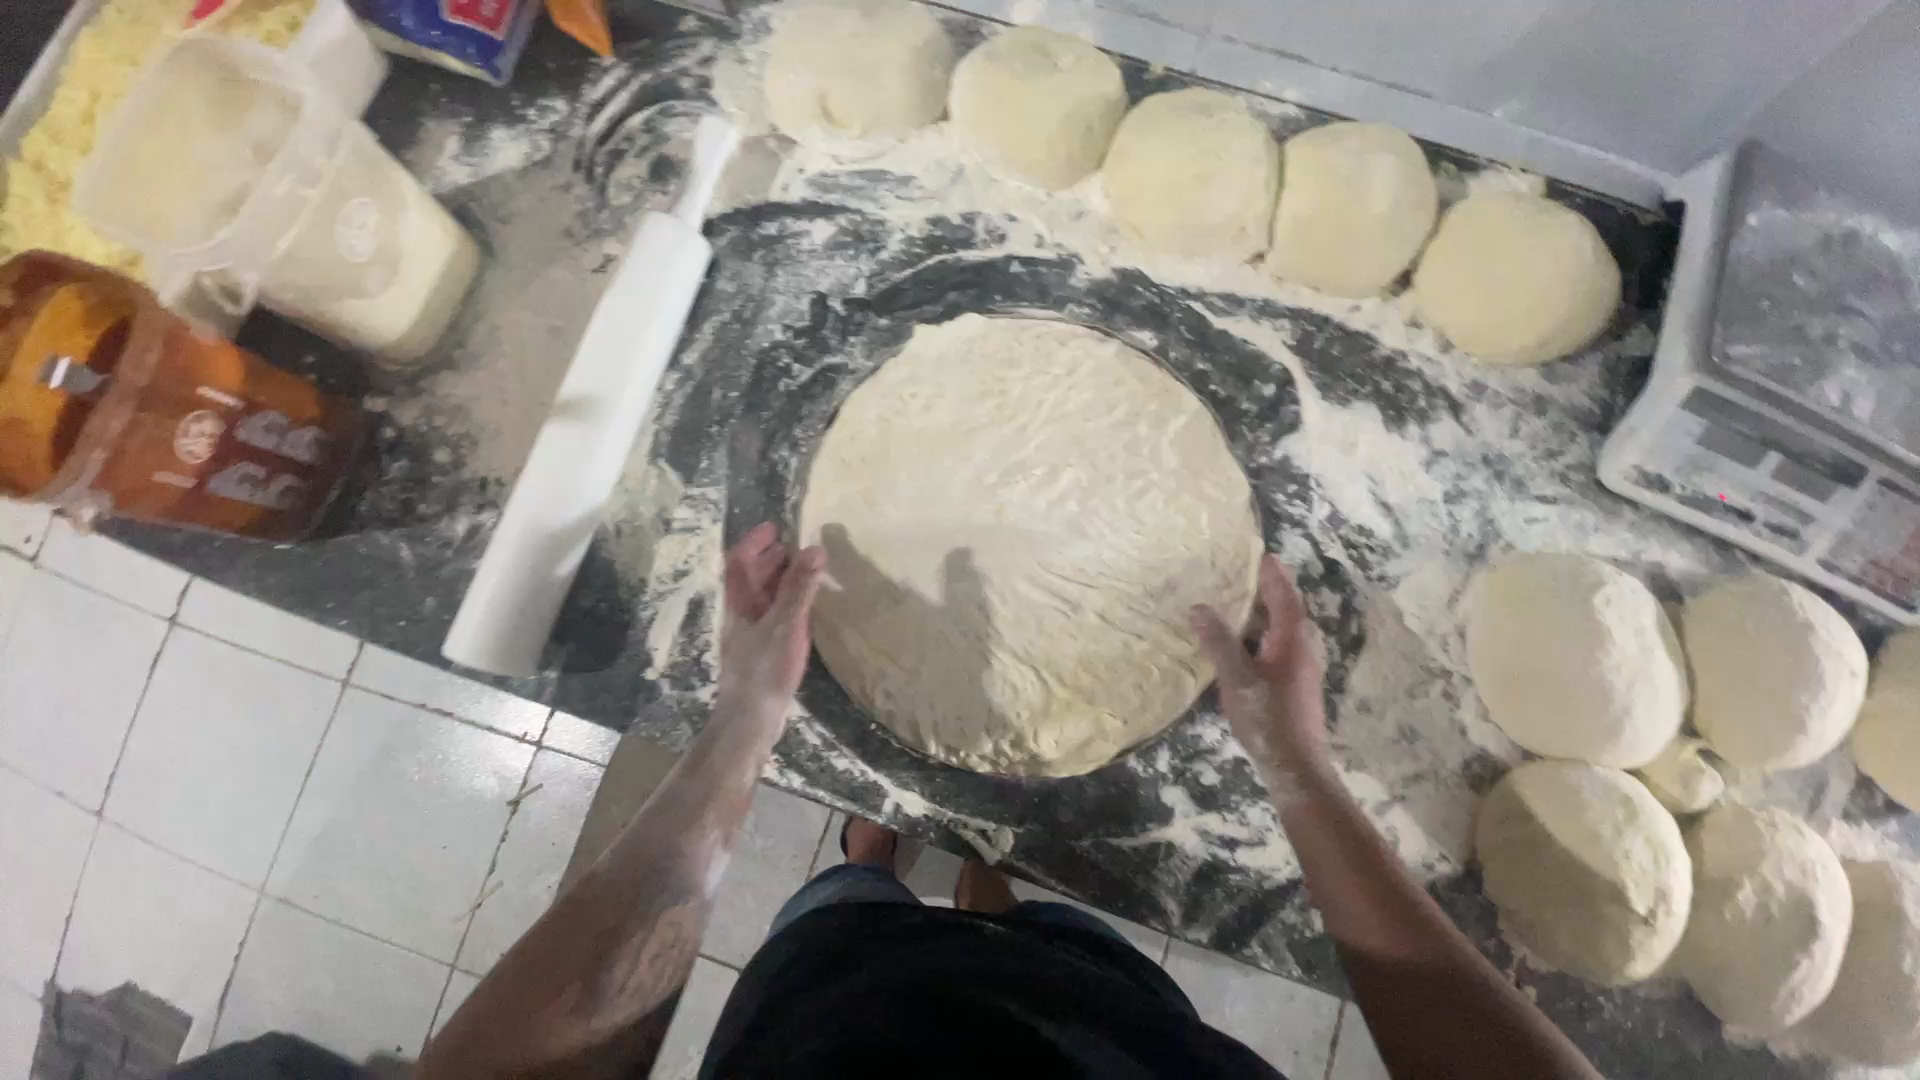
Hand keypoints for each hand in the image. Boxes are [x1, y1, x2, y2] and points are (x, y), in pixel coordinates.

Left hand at [719, 523, 827, 715]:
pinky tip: (803, 613)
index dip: (754, 542)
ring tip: (804, 575)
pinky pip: (771, 617)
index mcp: (740, 603)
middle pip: (749, 579)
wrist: (750, 719)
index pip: (739, 562)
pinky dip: (785, 604)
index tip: (774, 528)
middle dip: (769, 560)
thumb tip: (813, 548)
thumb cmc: (765, 669)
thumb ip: (799, 587)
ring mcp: (749, 636)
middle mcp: (740, 615)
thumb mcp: (786, 624)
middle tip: (793, 549)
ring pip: (760, 599)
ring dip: (778, 582)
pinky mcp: (760, 654)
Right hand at [1190, 554, 1330, 785]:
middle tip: (1244, 572)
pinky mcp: (1296, 683)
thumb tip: (1199, 608)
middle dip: (1269, 590)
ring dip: (1264, 613)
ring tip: (1238, 600)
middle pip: (1288, 610)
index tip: (1262, 554)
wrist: (1295, 765)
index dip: (1272, 575)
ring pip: (1283, 630)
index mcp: (1293, 640)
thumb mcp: (1236, 678)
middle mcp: (1304, 647)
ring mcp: (1302, 666)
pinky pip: (1279, 645)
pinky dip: (1262, 633)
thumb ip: (1218, 641)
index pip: (1284, 596)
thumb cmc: (1268, 718)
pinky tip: (1243, 641)